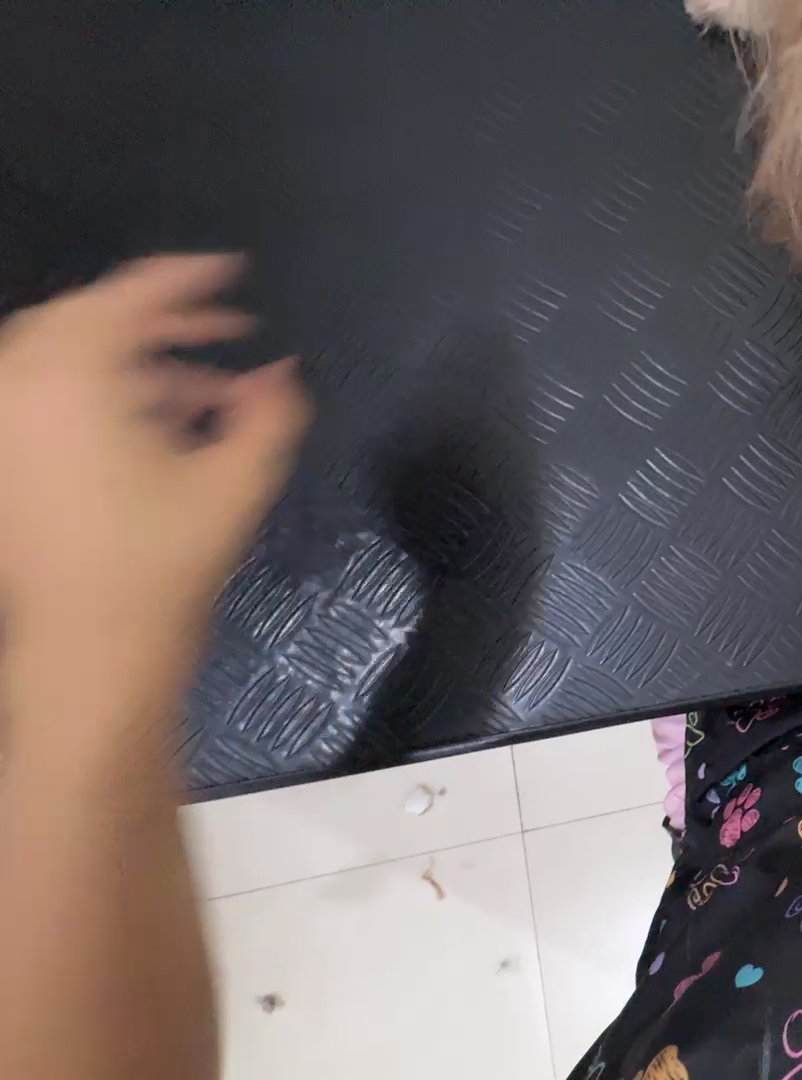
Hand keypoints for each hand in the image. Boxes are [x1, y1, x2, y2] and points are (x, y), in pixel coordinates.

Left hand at [0, 255, 308, 667]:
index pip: (121, 303)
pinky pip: (55, 396)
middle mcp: (20, 391)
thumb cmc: (172, 550)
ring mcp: (7, 425)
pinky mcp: (9, 456)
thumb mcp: (241, 477)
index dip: (178, 279)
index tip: (229, 267)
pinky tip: (171, 422)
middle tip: (232, 327)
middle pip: (85, 325)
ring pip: (70, 362)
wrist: (95, 630)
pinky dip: (114, 392)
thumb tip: (282, 370)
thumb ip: (270, 413)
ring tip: (215, 389)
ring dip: (144, 362)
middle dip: (163, 320)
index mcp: (72, 386)